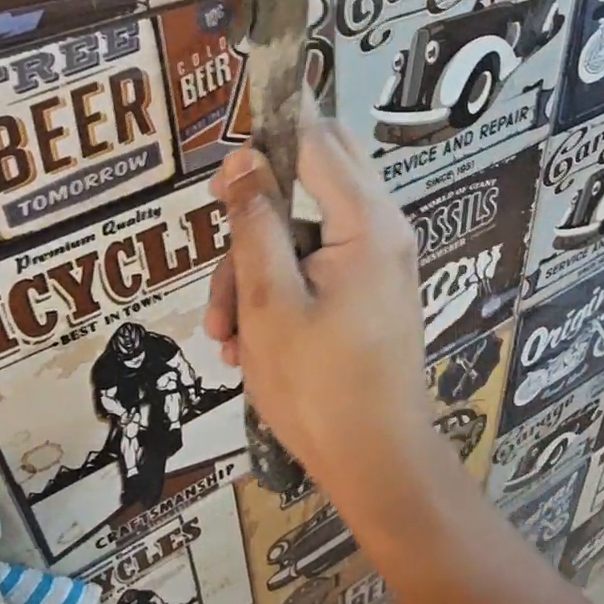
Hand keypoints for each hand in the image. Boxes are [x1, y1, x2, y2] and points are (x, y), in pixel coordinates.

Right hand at [204, 120, 442, 494]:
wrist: (376, 463)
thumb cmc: (319, 386)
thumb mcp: (269, 302)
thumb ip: (255, 223)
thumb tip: (242, 159)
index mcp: (368, 221)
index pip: (315, 139)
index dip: (264, 142)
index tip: (221, 177)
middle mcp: (383, 229)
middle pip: (313, 177)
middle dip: (257, 210)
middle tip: (221, 242)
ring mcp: (379, 260)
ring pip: (305, 227)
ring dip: (257, 267)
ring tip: (225, 332)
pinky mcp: (369, 289)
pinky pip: (317, 263)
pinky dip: (279, 288)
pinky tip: (248, 340)